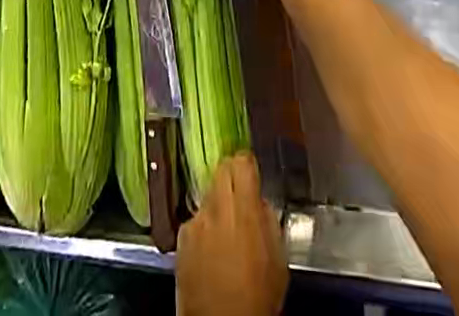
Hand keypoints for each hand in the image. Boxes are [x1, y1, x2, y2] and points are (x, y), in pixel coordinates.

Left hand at [176, 153, 286, 315]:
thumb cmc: (257, 298)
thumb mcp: (277, 259)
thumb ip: (268, 221)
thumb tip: (259, 202)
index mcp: (244, 210)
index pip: (241, 162)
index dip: (247, 162)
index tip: (251, 168)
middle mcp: (216, 209)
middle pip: (221, 169)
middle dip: (232, 175)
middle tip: (241, 192)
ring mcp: (195, 222)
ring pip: (208, 195)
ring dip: (218, 203)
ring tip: (228, 229)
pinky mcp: (181, 237)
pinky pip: (196, 219)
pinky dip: (204, 225)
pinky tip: (212, 248)